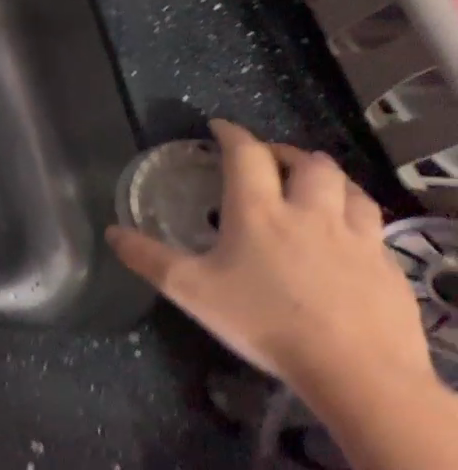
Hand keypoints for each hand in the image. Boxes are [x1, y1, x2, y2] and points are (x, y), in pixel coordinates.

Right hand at [106, 120, 429, 394]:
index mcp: (259, 212)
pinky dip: (357, 219)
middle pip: (311, 165)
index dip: (233, 134)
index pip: (247, 155)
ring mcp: (358, 242)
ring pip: (352, 191)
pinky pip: (375, 230)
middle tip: (271, 158)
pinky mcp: (390, 270)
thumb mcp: (190, 290)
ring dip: (331, 180)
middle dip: (288, 153)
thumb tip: (112, 232)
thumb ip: (148, 257)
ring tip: (315, 186)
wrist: (359, 374)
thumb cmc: (265, 322)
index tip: (220, 127)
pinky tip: (347, 237)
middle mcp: (310, 215)